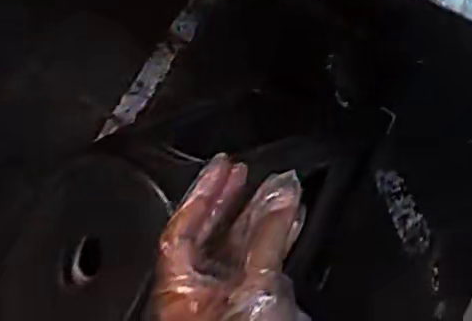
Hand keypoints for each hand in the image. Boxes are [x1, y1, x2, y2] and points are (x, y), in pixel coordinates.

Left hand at [155, 156, 305, 320]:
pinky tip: (293, 220)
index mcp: (178, 299)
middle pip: (207, 239)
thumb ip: (268, 236)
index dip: (202, 194)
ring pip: (238, 251)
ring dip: (261, 215)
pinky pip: (261, 264)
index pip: (180, 232)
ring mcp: (226, 311)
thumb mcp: (257, 289)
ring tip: (281, 187)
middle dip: (230, 201)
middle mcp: (197, 303)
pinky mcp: (254, 317)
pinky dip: (278, 236)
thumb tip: (280, 189)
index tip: (224, 164)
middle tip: (246, 171)